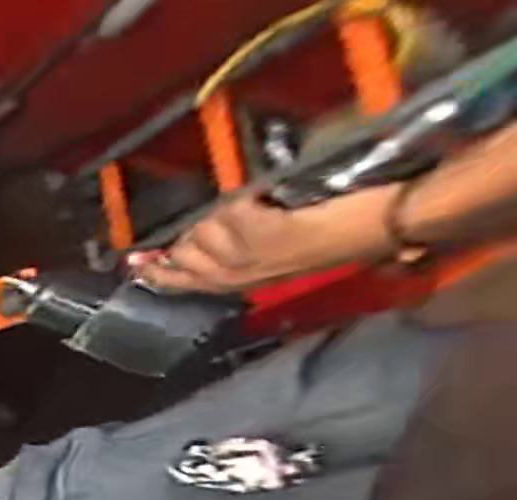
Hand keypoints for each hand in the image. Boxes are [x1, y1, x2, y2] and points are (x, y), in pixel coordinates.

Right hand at [132, 184, 400, 293]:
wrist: (382, 227)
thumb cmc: (330, 243)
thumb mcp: (268, 262)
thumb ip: (224, 260)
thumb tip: (175, 252)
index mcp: (227, 285)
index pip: (172, 282)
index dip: (152, 270)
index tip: (134, 260)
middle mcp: (228, 276)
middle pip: (184, 250)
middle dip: (200, 232)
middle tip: (233, 222)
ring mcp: (244, 255)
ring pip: (207, 227)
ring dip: (228, 213)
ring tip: (259, 212)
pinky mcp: (261, 232)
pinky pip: (234, 209)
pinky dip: (251, 198)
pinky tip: (271, 200)